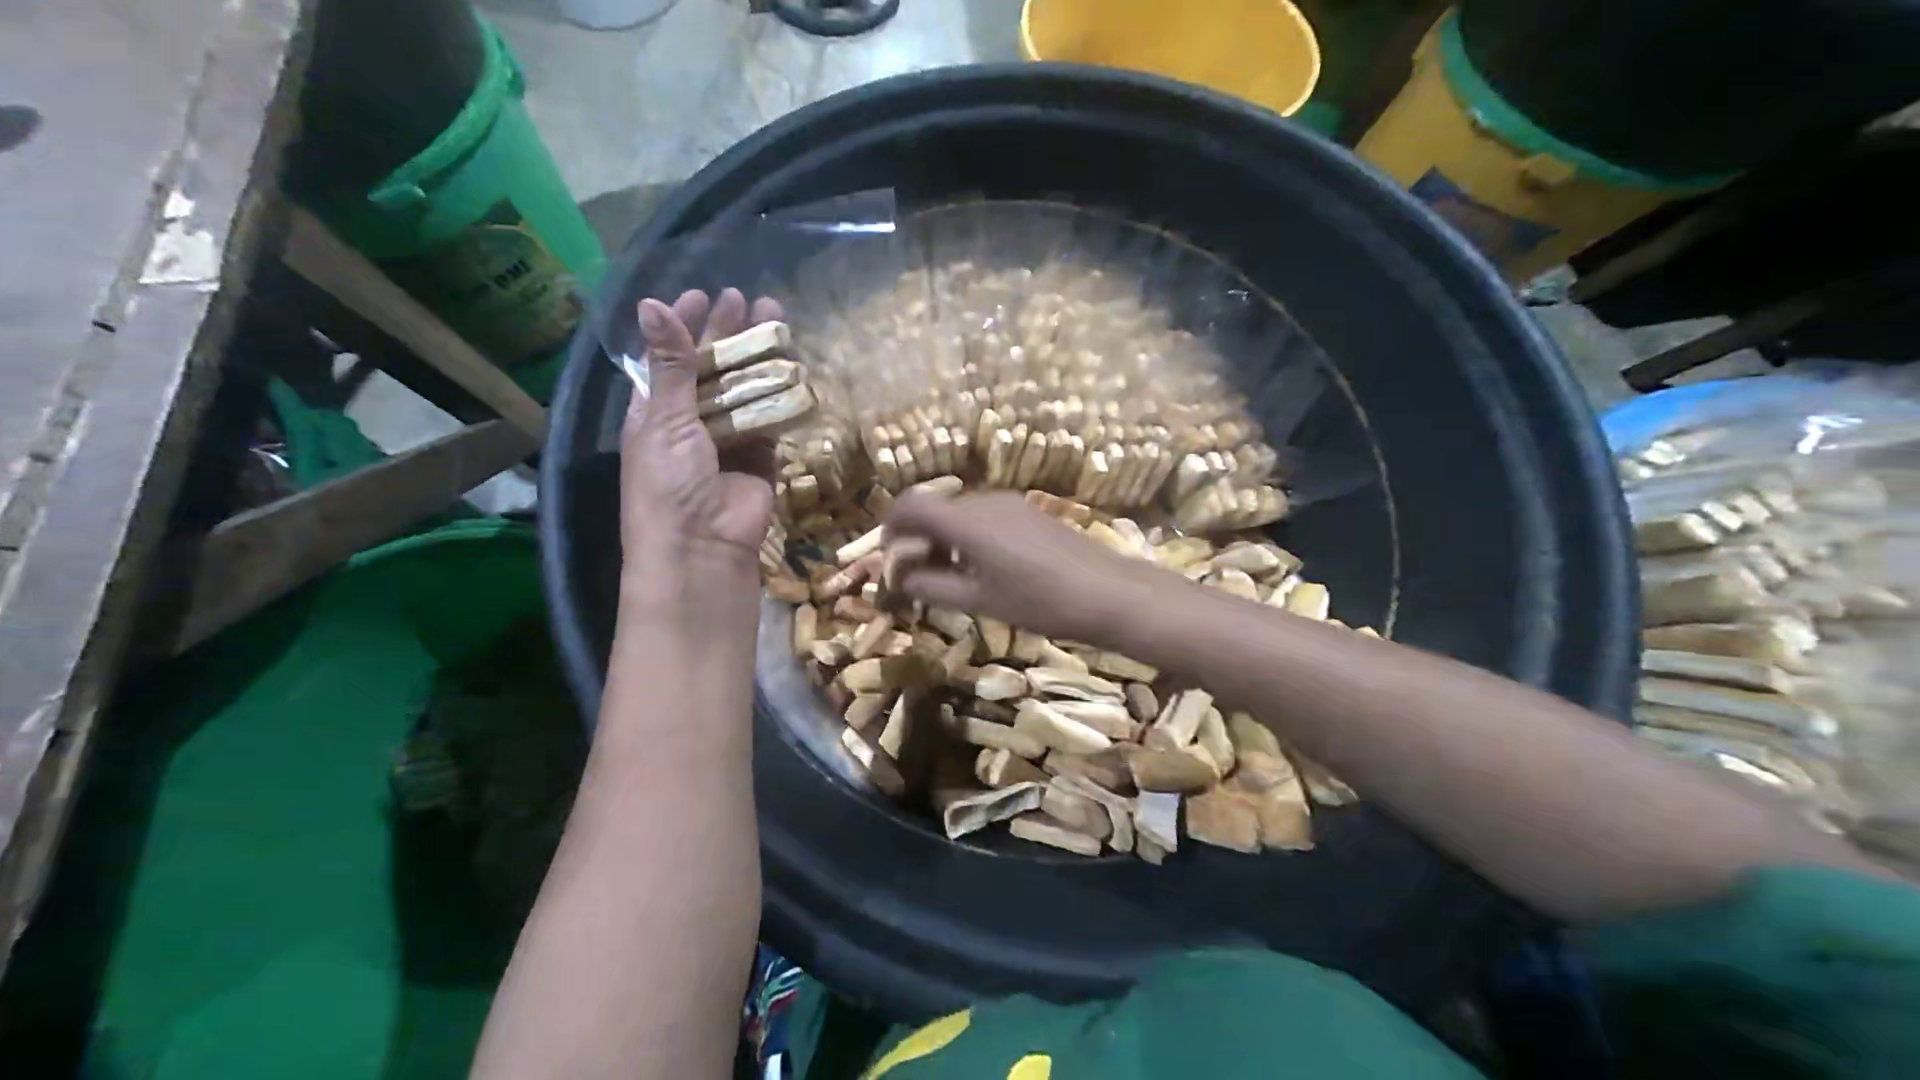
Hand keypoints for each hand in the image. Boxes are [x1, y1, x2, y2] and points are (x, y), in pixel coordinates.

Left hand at [621, 288, 782, 577]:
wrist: (703, 546)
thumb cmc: (668, 481)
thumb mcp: (664, 418)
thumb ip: (671, 365)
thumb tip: (652, 305)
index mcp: (654, 412)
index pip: (668, 360)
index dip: (682, 328)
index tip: (700, 296)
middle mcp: (690, 423)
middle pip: (710, 370)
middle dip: (726, 334)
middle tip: (746, 298)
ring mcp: (727, 440)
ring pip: (743, 390)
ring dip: (757, 359)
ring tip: (775, 320)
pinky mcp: (760, 457)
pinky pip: (770, 420)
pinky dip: (780, 396)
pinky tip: (792, 366)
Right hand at [884, 491, 1156, 644]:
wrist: (1107, 592)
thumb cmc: (1038, 601)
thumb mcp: (979, 601)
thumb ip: (932, 587)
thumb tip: (900, 578)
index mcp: (966, 522)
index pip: (910, 505)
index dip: (890, 527)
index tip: (888, 556)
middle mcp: (983, 501)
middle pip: (934, 509)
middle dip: (917, 539)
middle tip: (916, 577)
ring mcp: (1009, 503)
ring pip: (959, 514)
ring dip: (943, 539)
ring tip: (949, 577)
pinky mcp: (1027, 511)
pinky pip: (983, 517)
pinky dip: (968, 536)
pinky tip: (982, 568)